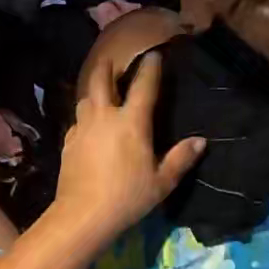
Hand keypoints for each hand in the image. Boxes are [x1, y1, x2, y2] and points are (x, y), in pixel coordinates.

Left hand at [53, 52, 204, 239]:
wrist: (82, 213)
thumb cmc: (127, 196)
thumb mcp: (162, 182)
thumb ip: (180, 159)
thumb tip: (200, 141)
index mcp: (131, 121)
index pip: (143, 85)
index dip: (150, 67)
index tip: (154, 55)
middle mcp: (104, 116)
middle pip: (101, 79)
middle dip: (107, 66)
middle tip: (112, 60)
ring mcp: (82, 127)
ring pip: (85, 98)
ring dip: (93, 90)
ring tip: (100, 92)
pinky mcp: (68, 141)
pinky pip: (77, 120)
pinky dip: (84, 116)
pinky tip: (88, 125)